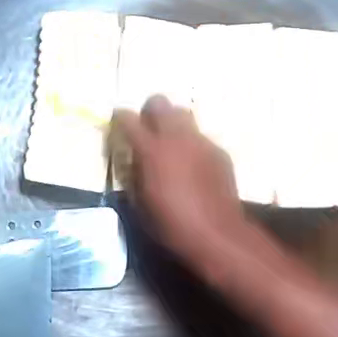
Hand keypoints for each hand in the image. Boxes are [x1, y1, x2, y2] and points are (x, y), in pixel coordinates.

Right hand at [111, 96, 251, 264]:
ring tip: (170, 145)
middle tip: (146, 130)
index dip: (119, 118)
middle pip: (159, 102)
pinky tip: (192, 166)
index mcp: (151, 149)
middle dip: (149, 111)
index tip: (118, 125)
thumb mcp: (140, 202)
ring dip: (172, 123)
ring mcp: (200, 141)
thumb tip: (134, 160)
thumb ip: (134, 173)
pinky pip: (200, 137)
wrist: (217, 234)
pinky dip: (191, 144)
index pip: (127, 118)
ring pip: (183, 114)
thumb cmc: (171, 224)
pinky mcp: (219, 151)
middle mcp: (175, 137)